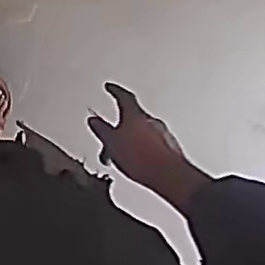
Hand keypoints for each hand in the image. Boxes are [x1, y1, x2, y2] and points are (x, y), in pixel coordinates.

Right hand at [87, 83, 209, 208]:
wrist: (169, 176)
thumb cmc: (142, 158)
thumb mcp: (110, 142)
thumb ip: (101, 129)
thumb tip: (94, 121)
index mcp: (135, 115)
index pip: (124, 97)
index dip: (115, 91)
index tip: (110, 87)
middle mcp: (152, 121)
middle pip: (133, 116)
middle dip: (120, 123)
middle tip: (110, 131)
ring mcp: (163, 134)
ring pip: (142, 131)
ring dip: (130, 138)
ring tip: (120, 153)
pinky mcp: (170, 148)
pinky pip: (151, 142)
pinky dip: (142, 147)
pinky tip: (136, 159)